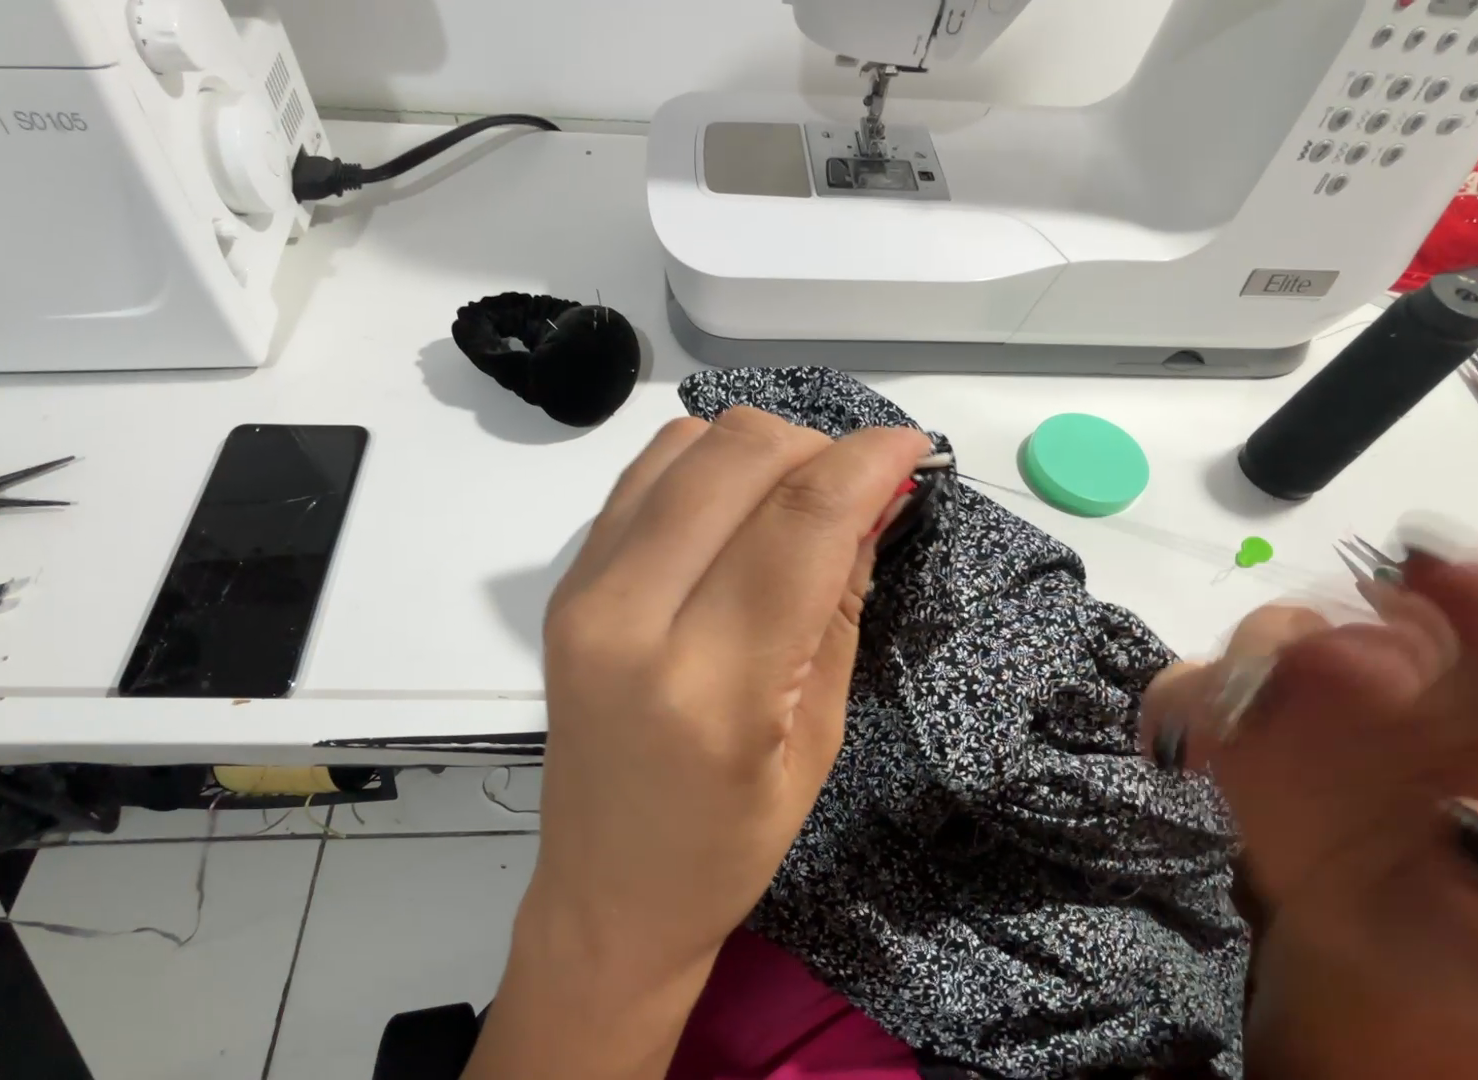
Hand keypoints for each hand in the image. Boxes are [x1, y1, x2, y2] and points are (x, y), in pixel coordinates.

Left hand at [529, 407, 929, 989]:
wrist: (607, 887)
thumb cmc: (727, 845)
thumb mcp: (818, 739)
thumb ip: (842, 602)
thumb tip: (873, 500)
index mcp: (712, 684)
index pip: (802, 521)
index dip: (868, 463)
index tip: (912, 448)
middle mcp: (630, 618)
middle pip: (738, 455)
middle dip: (817, 448)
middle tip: (855, 490)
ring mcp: (583, 592)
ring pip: (685, 445)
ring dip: (760, 450)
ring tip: (795, 500)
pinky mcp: (565, 583)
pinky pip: (643, 475)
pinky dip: (703, 466)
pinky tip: (733, 509)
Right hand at [1141, 550, 1477, 1062]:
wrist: (1399, 960)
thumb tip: (1477, 828)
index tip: (1438, 568)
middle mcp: (1428, 687)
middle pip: (1375, 612)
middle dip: (1337, 627)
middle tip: (1308, 663)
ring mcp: (1327, 700)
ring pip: (1277, 631)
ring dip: (1244, 660)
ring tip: (1226, 730)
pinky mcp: (1249, 727)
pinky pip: (1196, 689)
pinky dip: (1175, 703)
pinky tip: (1178, 753)